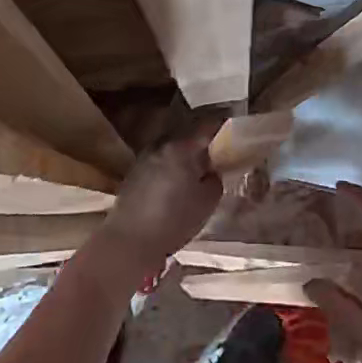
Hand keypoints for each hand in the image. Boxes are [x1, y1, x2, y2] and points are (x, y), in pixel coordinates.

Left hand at [92, 117, 223, 274]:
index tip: (231, 122)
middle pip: (185, 133)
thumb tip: (210, 169)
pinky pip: (159, 159)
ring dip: (183, 151)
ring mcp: (144, 157)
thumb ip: (214, 179)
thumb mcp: (207, 202)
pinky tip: (176, 177)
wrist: (130, 240)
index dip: (220, 122)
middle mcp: (160, 145)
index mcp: (181, 147)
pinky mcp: (134, 173)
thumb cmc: (174, 220)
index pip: (205, 125)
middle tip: (215, 145)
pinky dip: (170, 163)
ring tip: (197, 163)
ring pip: (170, 146)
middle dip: (200, 137)